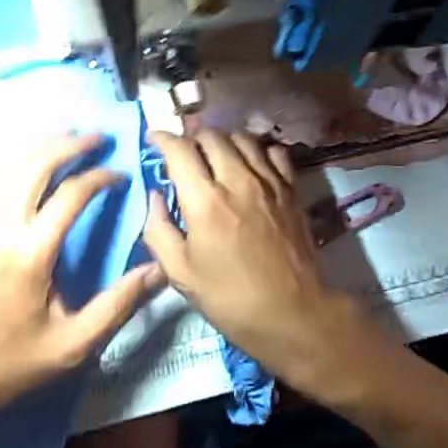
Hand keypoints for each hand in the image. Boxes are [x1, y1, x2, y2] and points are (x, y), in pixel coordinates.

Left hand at [0, 134, 164, 436]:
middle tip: (98, 138)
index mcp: (28, 252)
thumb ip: (118, 305)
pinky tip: (24, 162)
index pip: (71, 194)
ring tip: (67, 142)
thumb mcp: (72, 346)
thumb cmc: (6, 365)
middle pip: (34, 164)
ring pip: (5, 165)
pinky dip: (8, 160)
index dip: (101, 178)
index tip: (122, 176)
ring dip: (39, 147)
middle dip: (70, 144)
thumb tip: (159, 270)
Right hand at [142, 131, 389, 397]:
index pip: (180, 150)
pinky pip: (274, 152)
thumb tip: (155, 196)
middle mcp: (238, 180)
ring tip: (215, 155)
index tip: (155, 139)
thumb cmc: (230, 298)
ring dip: (224, 140)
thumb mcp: (181, 273)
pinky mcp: (291, 188)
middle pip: (212, 136)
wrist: (292, 311)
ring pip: (243, 138)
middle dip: (192, 138)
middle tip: (185, 153)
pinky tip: (251, 164)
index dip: (163, 138)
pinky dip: (258, 150)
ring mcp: (269, 181)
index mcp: (206, 201)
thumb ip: (159, 229)